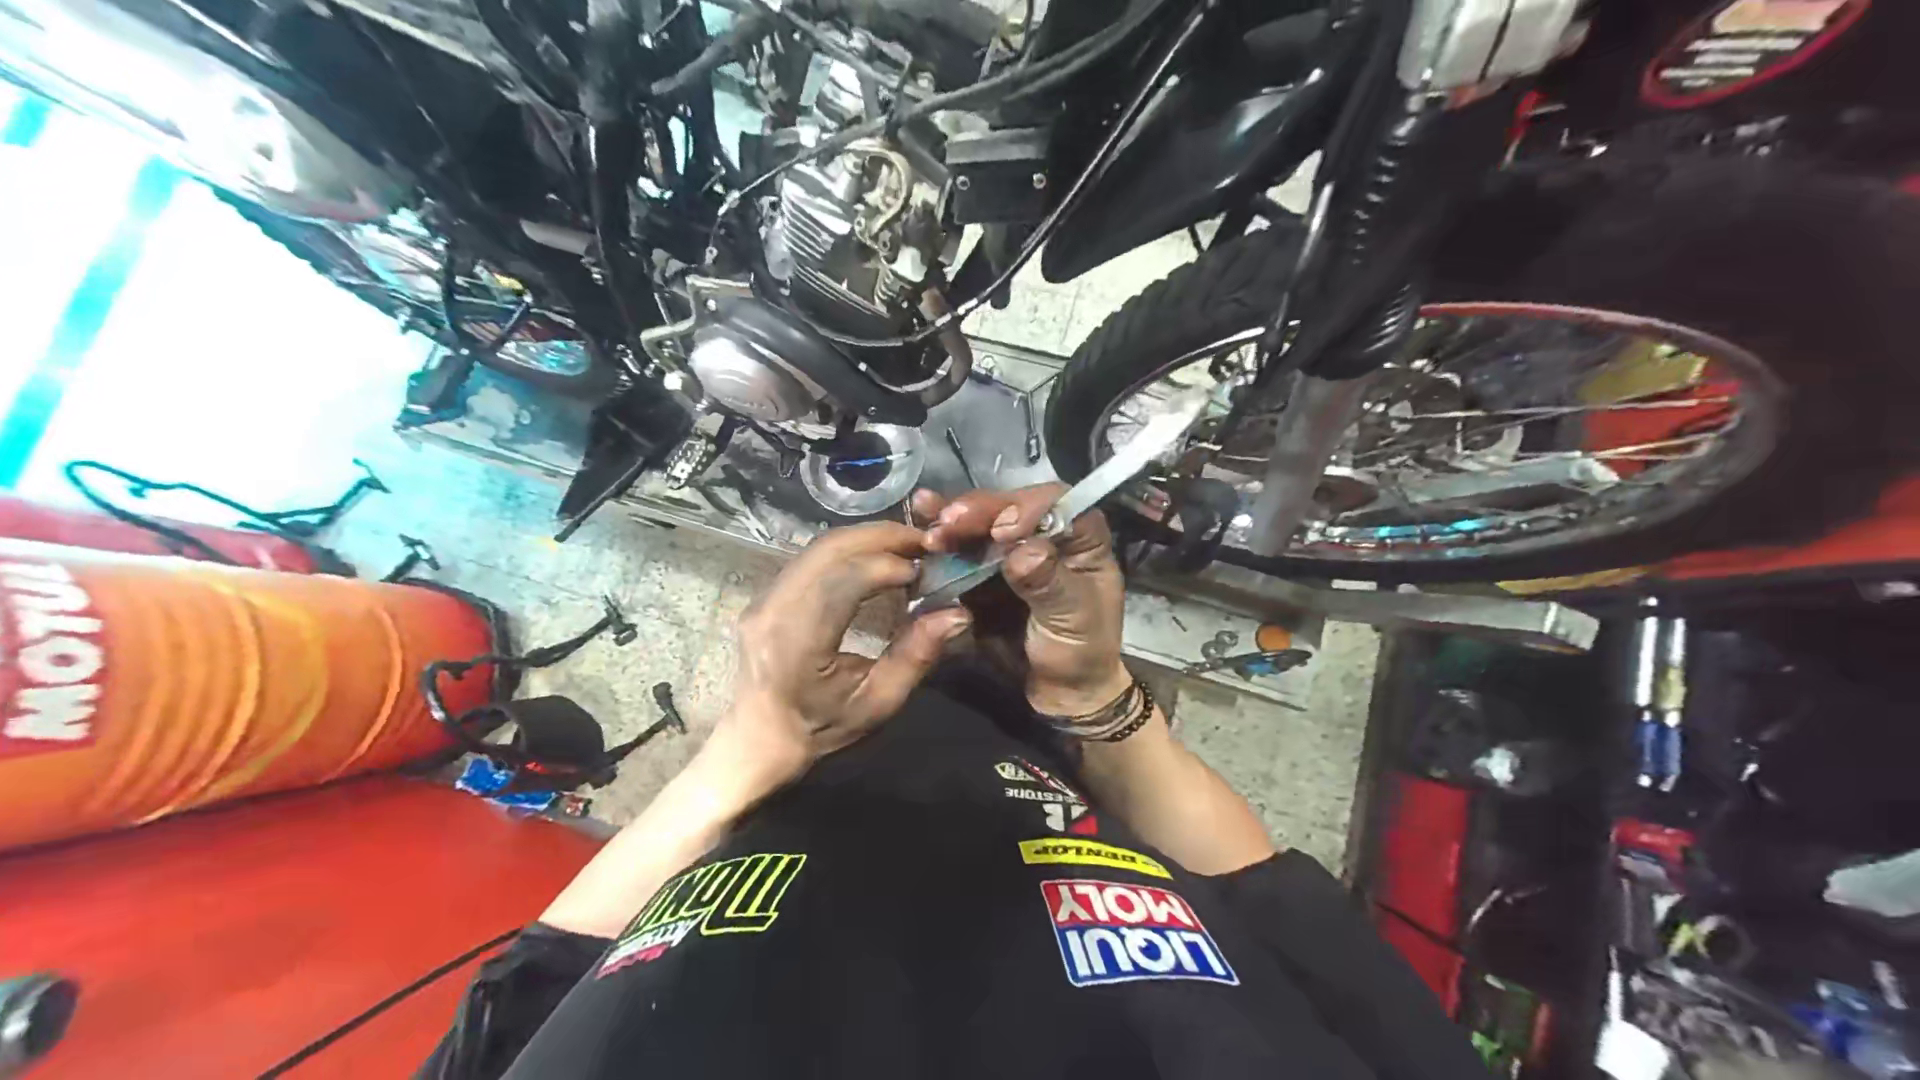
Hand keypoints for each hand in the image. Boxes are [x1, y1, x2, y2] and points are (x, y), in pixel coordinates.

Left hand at [719, 521, 971, 787]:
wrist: (759, 737)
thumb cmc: (820, 728)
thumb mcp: (878, 702)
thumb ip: (916, 655)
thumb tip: (958, 613)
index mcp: (797, 642)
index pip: (843, 580)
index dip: (887, 565)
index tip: (924, 571)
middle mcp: (773, 610)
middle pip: (829, 550)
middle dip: (881, 537)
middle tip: (923, 541)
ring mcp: (763, 598)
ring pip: (818, 547)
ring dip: (865, 539)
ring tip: (905, 546)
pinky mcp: (765, 594)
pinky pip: (810, 558)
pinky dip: (848, 550)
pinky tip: (875, 558)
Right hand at [915, 485, 1130, 716]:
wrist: (1060, 693)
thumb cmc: (1081, 653)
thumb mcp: (1074, 619)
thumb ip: (1049, 584)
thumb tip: (1022, 551)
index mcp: (1080, 540)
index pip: (1057, 504)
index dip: (1028, 507)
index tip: (1002, 530)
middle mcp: (1044, 535)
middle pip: (1010, 507)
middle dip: (980, 511)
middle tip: (948, 521)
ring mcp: (1010, 552)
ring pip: (982, 523)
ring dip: (953, 519)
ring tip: (928, 518)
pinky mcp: (982, 572)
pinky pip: (961, 549)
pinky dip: (942, 537)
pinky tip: (921, 523)